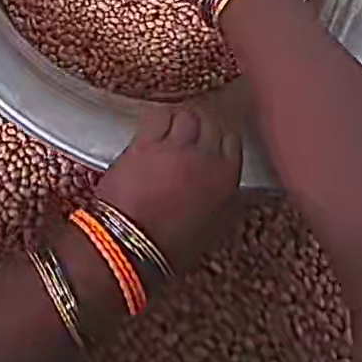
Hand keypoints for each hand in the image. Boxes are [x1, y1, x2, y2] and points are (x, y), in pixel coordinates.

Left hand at [94, 103, 240, 272]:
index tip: (212, 142)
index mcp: (226, 179)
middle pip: (209, 123)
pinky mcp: (146, 141)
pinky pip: (158, 116)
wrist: (129, 243)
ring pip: (186, 115)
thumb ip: (221, 199)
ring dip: (181, 121)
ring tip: (173, 130)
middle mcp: (204, 156)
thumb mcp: (211, 227)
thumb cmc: (170, 245)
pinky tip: (154, 128)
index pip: (232, 141)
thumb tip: (220, 186)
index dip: (220, 140)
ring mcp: (174, 146)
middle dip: (201, 128)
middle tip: (190, 136)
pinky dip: (159, 119)